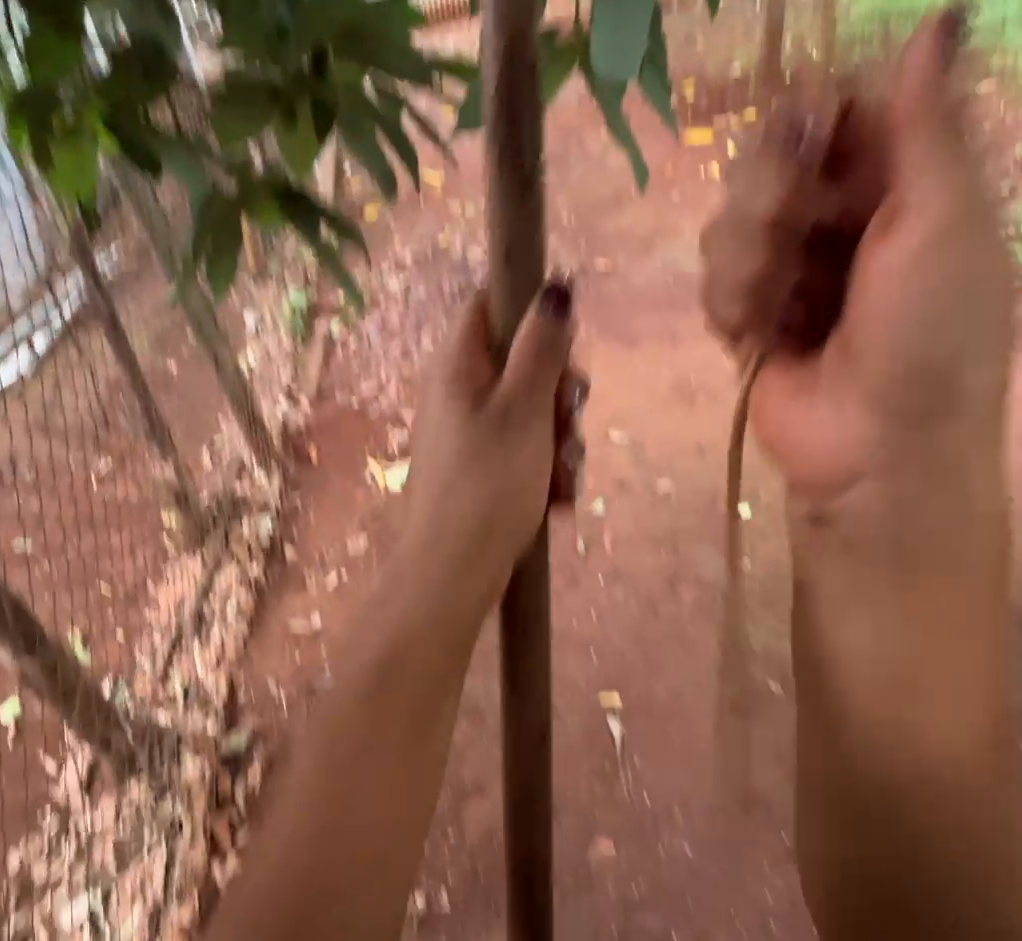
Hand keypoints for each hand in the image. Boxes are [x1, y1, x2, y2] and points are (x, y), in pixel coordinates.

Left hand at [401, 283, 581, 612]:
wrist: (453, 572)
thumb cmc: (489, 483)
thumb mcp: (525, 408)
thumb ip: (542, 347)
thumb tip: (554, 288)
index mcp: (457, 363)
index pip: (492, 301)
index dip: (534, 313)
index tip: (566, 344)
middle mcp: (458, 391)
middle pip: (522, 362)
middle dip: (559, 393)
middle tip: (568, 419)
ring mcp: (467, 433)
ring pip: (531, 412)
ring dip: (560, 440)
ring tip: (562, 476)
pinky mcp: (479, 471)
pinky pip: (523, 452)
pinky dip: (544, 470)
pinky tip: (556, 500)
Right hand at [700, 9, 1012, 507]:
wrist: (877, 451)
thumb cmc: (931, 335)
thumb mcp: (942, 219)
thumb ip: (926, 122)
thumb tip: (943, 13)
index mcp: (905, 182)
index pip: (838, 108)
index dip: (808, 116)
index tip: (803, 138)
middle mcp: (842, 217)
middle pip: (768, 158)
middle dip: (771, 194)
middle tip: (798, 227)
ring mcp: (790, 270)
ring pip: (729, 219)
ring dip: (750, 261)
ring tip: (785, 306)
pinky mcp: (746, 317)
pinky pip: (712, 279)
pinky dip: (733, 306)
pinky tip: (760, 337)